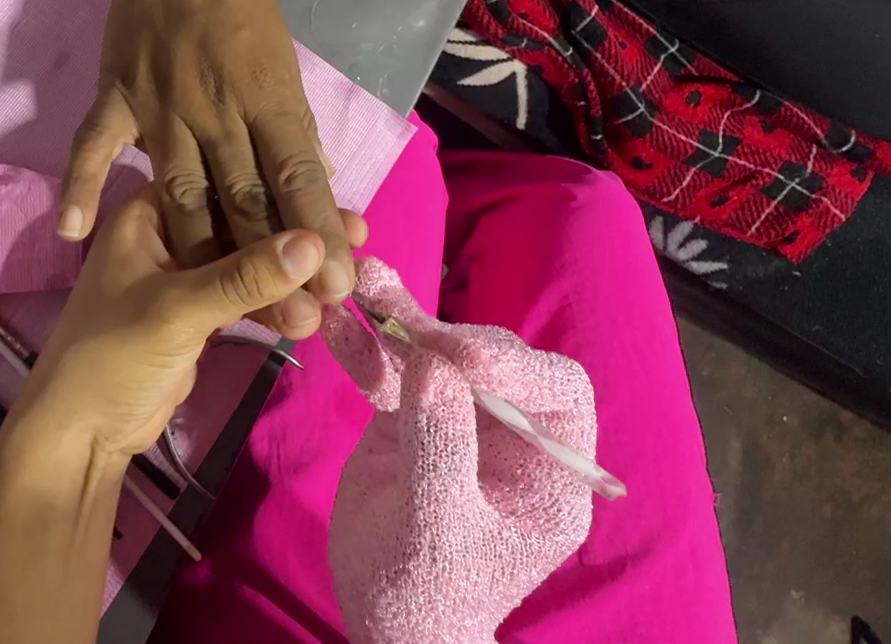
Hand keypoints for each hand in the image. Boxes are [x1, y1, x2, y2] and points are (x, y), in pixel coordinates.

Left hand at [20, 185, 366, 459]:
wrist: (81, 433)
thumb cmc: (113, 354)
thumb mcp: (178, 310)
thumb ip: (245, 277)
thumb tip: (317, 244)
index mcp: (149, 214)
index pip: (221, 186)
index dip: (276, 191)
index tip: (331, 202)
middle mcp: (168, 235)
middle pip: (242, 224)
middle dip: (294, 236)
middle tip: (355, 238)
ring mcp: (184, 275)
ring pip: (248, 264)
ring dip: (291, 277)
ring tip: (342, 288)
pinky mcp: (198, 312)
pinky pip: (246, 297)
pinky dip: (276, 304)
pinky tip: (313, 312)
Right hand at [59, 0, 354, 337]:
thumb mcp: (284, 56)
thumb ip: (293, 122)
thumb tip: (314, 179)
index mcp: (268, 93)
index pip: (299, 176)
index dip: (321, 235)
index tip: (340, 289)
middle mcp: (217, 107)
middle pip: (247, 199)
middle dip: (274, 266)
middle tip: (297, 324)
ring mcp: (160, 103)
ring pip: (183, 192)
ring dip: (203, 253)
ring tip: (220, 314)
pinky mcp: (115, 92)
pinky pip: (93, 145)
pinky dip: (81, 186)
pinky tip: (72, 233)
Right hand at [322, 260, 596, 642]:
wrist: (380, 617)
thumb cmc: (428, 593)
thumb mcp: (439, 530)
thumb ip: (440, 447)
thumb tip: (431, 364)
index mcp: (549, 467)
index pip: (554, 390)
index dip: (512, 362)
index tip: (457, 354)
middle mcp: (508, 432)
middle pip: (483, 358)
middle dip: (437, 331)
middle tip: (389, 307)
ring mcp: (455, 418)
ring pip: (430, 355)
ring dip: (394, 319)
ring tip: (361, 280)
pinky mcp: (407, 415)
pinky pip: (388, 373)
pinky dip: (362, 348)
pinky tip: (336, 322)